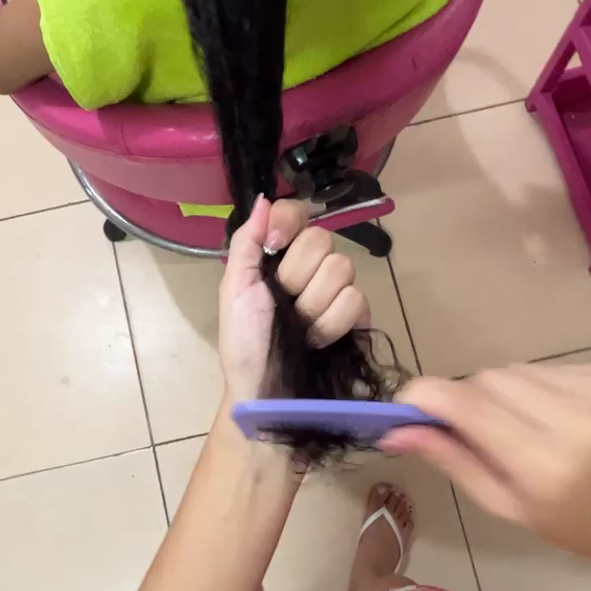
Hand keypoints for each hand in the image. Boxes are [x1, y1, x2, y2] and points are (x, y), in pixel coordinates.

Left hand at [219, 199, 371, 404]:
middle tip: (283, 302)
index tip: (273, 247)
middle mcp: (309, 267)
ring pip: (342, 268)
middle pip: (322, 239)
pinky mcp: (356, 317)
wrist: (264, 391)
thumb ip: (245, 242)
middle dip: (297, 277)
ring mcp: (336, 291)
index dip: (288, 224)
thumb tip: (262, 198)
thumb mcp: (233, 290)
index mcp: (277, 256)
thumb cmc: (244, 343)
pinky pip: (356, 300)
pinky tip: (316, 340)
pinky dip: (331, 323)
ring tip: (299, 328)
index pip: (296, 212)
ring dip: (313, 304)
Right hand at [382, 364, 590, 577]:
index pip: (469, 406)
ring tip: (532, 426)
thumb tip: (394, 430)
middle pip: (491, 379)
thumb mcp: (508, 505)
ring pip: (523, 370)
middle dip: (472, 398)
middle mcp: (583, 420)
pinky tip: (567, 417)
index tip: (408, 401)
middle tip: (480, 428)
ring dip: (512, 392)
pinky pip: (559, 368)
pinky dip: (549, 388)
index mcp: (549, 465)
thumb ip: (452, 461)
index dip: (428, 396)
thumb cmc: (579, 526)